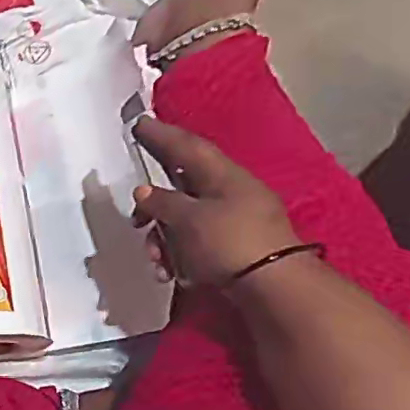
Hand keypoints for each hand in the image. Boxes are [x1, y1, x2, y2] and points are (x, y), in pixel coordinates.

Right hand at [131, 117, 301, 287]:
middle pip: (180, 189)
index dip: (162, 135)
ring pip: (183, 220)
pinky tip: (170, 273)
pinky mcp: (231, 246)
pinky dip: (177, 255)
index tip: (140, 123)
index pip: (187, 146)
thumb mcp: (189, 220)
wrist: (273, 286)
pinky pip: (193, 242)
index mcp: (222, 176)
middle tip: (136, 221)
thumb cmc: (229, 242)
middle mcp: (228, 192)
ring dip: (162, 239)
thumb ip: (162, 202)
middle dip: (154, 208)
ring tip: (157, 259)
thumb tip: (143, 191)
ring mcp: (231, 220)